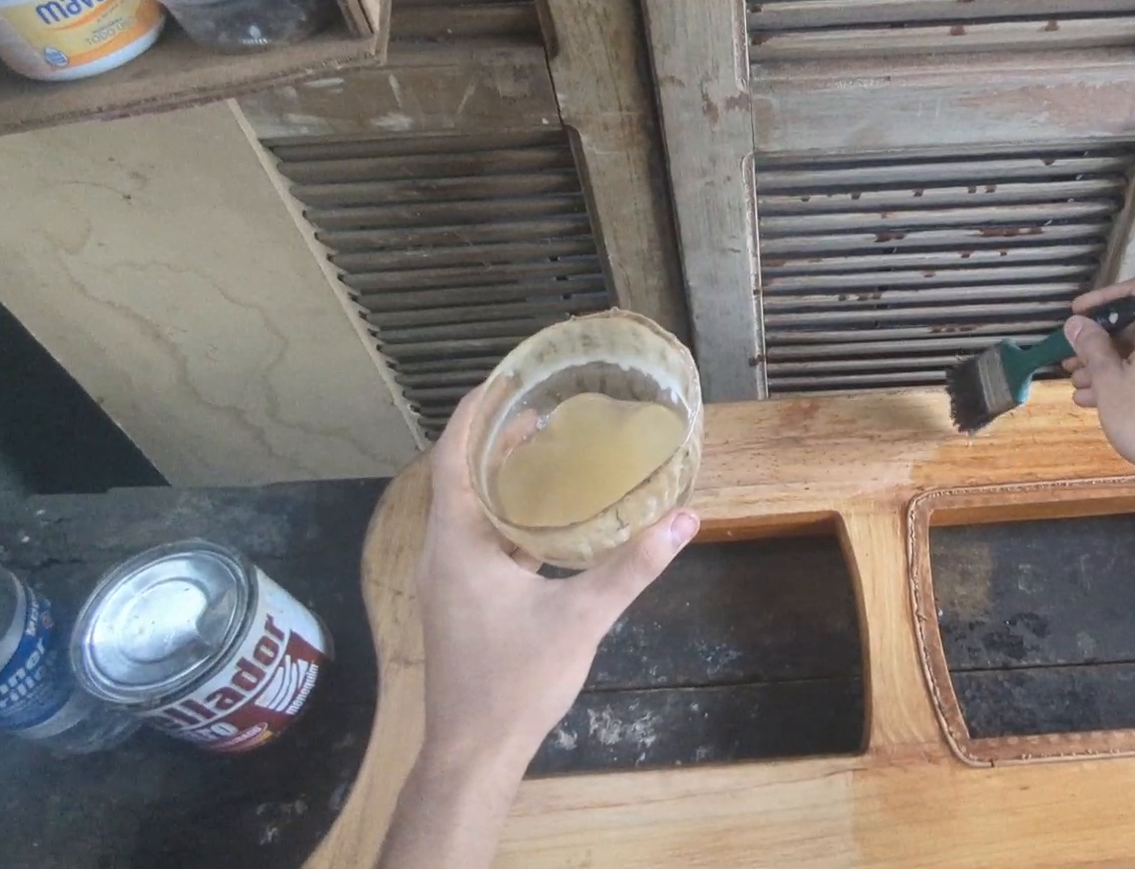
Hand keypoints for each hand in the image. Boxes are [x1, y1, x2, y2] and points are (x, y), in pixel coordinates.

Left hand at [418, 387, 698, 768]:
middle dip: (495, 439)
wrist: (475, 753)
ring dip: (502, 476)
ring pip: (472, 508)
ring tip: (547, 450)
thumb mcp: (582, 616)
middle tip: (543, 410)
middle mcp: (446, 551)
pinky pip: (483, 536)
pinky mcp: (464, 598)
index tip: (502, 381)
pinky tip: (548, 516)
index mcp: (459, 543)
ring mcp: (452, 577)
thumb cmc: (516, 678)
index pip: (451, 458)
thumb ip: (635, 565)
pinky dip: (509, 512)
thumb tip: (688, 518)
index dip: (473, 415)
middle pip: (462, 476)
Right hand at [1060, 278, 1134, 481]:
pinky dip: (1132, 378)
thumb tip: (1077, 324)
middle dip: (1100, 343)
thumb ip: (1091, 347)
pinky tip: (1103, 401)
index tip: (1079, 315)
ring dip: (1111, 365)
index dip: (1103, 298)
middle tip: (1071, 362)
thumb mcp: (1109, 381)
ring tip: (1080, 389)